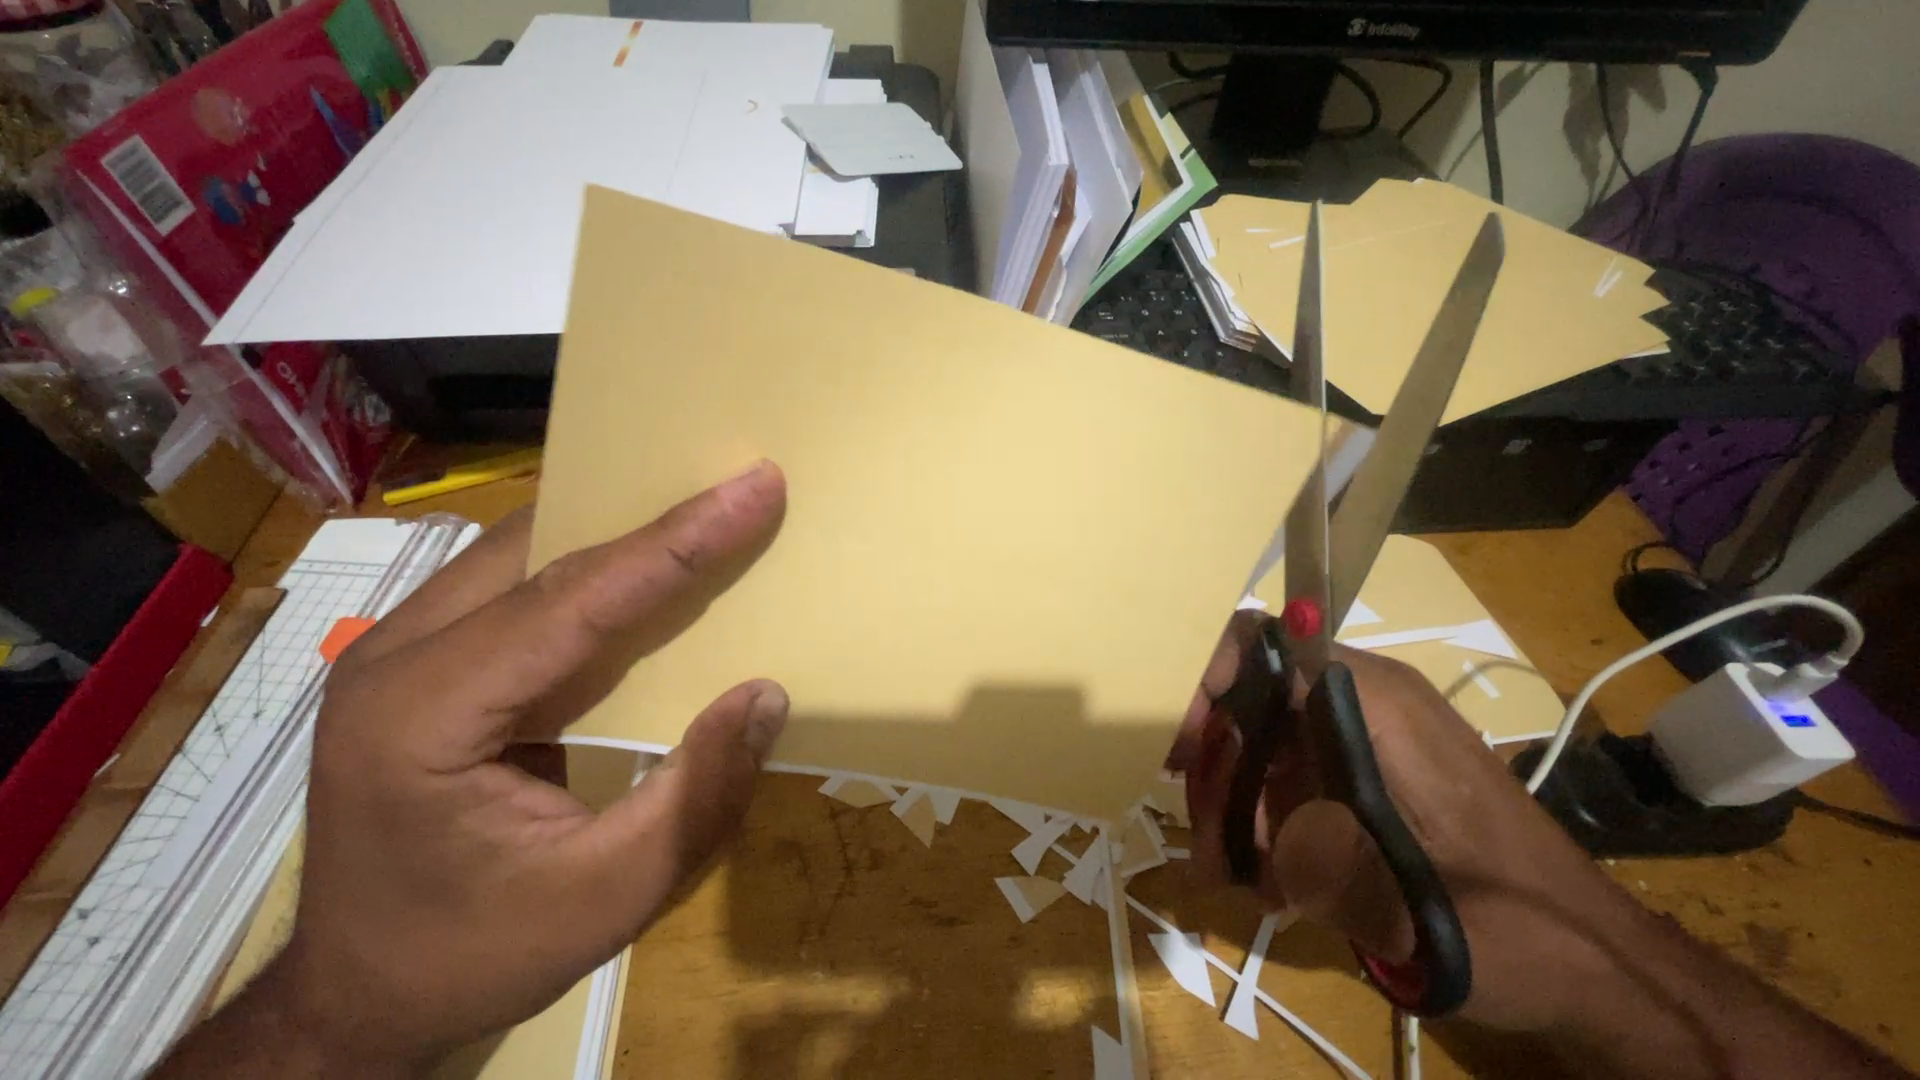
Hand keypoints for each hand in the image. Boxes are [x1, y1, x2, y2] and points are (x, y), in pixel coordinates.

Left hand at [249, 463, 787, 1070]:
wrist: (359, 997)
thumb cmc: (477, 953)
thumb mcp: (609, 898)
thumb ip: (697, 796)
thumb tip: (768, 693)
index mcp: (423, 715)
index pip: (572, 600)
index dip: (676, 542)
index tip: (755, 487)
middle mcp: (394, 659)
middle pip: (540, 555)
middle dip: (647, 514)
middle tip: (738, 483)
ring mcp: (396, 654)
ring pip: (523, 555)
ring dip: (616, 532)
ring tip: (703, 514)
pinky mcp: (421, 663)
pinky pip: (517, 587)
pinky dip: (590, 569)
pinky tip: (643, 571)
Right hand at [1175, 614, 1644, 1030]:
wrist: (1597, 968)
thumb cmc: (1502, 926)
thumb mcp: (1382, 884)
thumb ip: (1295, 815)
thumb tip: (1211, 762)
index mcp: (1370, 701)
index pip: (1261, 642)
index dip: (1202, 678)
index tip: (1177, 747)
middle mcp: (1365, 704)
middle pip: (1251, 703)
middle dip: (1217, 770)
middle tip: (1208, 845)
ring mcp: (1369, 739)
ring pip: (1269, 746)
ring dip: (1241, 808)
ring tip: (1239, 880)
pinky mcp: (1374, 775)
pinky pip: (1302, 777)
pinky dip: (1280, 824)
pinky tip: (1280, 883)